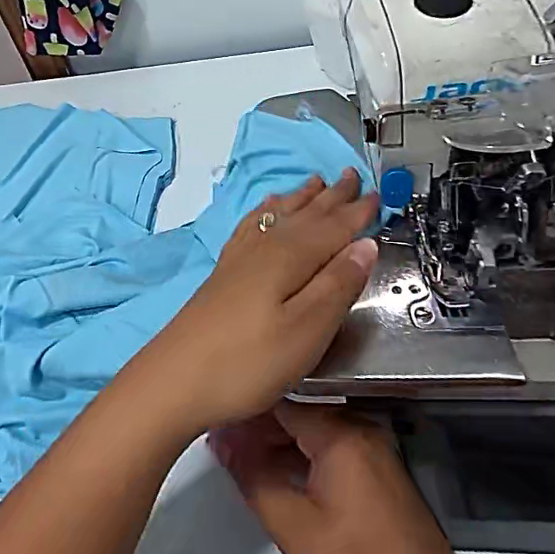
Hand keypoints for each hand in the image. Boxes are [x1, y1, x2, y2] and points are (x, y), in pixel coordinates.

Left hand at [114, 172, 378, 437]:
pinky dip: (266, 212)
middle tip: (351, 174)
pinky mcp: (224, 272)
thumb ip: (338, 284)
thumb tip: (366, 244)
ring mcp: (240, 258)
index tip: (379, 193)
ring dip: (300, 198)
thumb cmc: (249, 362)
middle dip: (331, 196)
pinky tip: (266, 211)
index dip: (357, 212)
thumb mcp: (307, 330)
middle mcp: (264, 248)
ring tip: (315, 181)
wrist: (175, 379)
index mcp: (290, 257)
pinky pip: (252, 226)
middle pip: (305, 215)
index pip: (333, 227)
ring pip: (278, 217)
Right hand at [211, 402, 530, 553]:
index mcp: (344, 436)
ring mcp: (374, 451)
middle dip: (258, 426)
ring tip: (244, 457)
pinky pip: (330, 449)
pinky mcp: (378, 471)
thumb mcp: (294, 529)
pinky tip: (280, 477)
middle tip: (225, 440)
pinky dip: (302, 458)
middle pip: (298, 412)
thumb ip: (253, 479)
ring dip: (278, 443)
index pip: (281, 399)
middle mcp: (363, 433)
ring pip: (313, 431)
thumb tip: (226, 448)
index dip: (244, 407)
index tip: (220, 416)